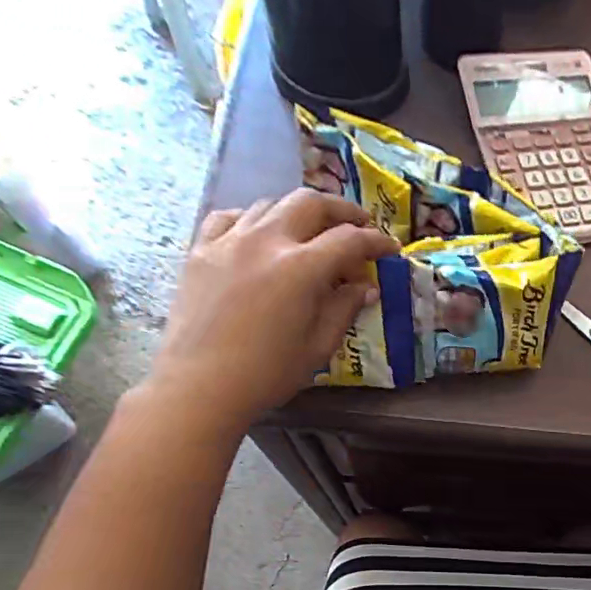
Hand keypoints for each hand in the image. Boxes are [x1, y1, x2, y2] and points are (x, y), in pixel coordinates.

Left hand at [148, 189, 399, 422]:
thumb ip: (344, 309)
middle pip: (311, 203)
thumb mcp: (317, 347)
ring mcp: (230, 240)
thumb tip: (365, 287)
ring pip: (271, 205)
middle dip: (342, 210)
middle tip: (358, 225)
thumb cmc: (266, 374)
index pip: (349, 240)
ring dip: (299, 213)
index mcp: (301, 268)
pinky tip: (259, 235)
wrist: (200, 386)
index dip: (376, 242)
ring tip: (311, 233)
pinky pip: (230, 217)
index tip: (390, 249)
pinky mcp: (201, 250)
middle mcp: (266, 241)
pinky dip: (253, 219)